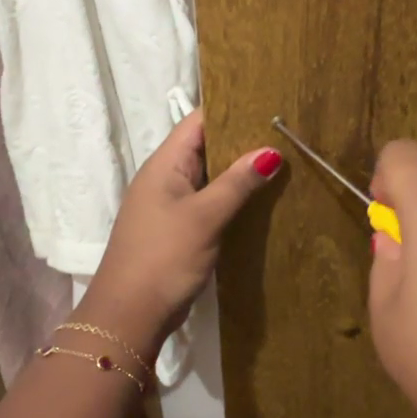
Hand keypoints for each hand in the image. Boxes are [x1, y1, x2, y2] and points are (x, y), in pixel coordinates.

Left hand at [81, 110, 282, 357]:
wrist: (130, 315)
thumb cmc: (163, 258)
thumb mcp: (204, 217)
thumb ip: (237, 182)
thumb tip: (270, 151)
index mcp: (165, 164)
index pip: (198, 121)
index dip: (231, 107)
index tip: (269, 102)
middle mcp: (166, 178)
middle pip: (206, 146)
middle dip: (242, 139)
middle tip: (286, 131)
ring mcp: (171, 205)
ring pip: (210, 176)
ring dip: (240, 171)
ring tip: (284, 159)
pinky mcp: (179, 230)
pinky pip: (210, 202)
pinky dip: (233, 198)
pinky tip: (262, 200)